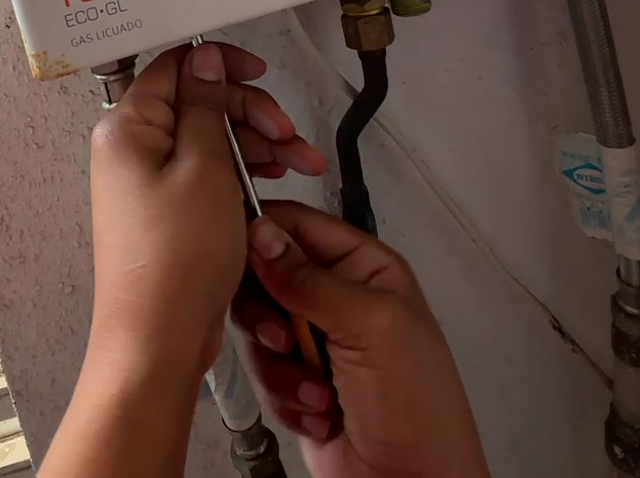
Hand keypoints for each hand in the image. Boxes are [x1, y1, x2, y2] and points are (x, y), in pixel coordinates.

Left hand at [87, 43, 325, 384]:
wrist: (159, 339)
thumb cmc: (174, 262)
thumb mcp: (204, 166)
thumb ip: (205, 104)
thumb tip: (205, 59)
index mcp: (128, 126)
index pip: (175, 67)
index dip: (221, 65)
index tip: (257, 73)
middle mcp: (131, 148)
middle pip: (197, 102)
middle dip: (249, 112)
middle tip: (285, 133)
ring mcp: (148, 178)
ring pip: (208, 137)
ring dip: (254, 142)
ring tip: (295, 160)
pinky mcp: (166, 205)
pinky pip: (205, 170)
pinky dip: (239, 171)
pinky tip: (270, 180)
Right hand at [235, 201, 488, 477]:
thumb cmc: (411, 401)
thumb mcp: (369, 327)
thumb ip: (308, 278)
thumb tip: (257, 229)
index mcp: (361, 265)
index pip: (297, 223)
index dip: (260, 230)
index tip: (227, 250)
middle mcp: (336, 293)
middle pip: (266, 273)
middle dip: (268, 313)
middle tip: (282, 339)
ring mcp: (315, 338)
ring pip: (259, 325)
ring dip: (282, 366)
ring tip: (318, 394)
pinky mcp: (297, 380)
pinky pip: (263, 369)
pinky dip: (286, 396)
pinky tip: (322, 416)